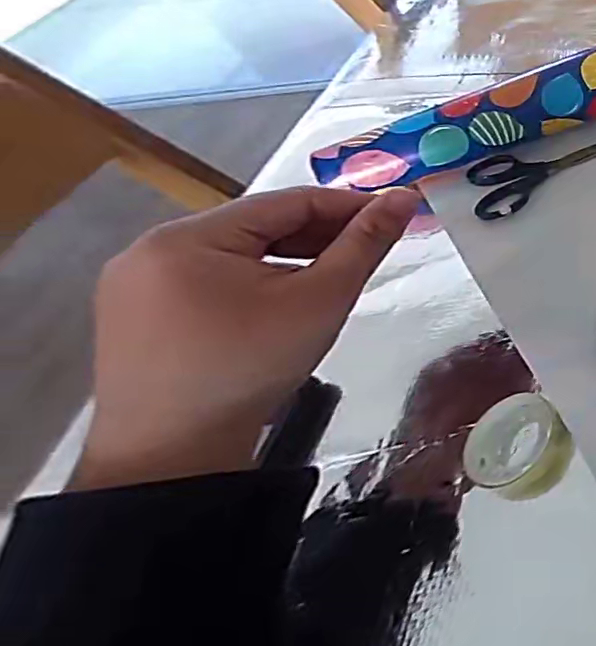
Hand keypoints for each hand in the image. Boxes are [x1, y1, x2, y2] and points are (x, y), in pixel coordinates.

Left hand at [72, 187, 416, 489]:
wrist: (173, 449)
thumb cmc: (253, 361)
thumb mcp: (325, 295)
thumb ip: (367, 240)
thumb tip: (406, 196)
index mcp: (187, 238)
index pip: (290, 201)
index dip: (352, 204)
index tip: (400, 216)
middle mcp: (151, 249)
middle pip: (263, 222)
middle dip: (326, 231)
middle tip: (377, 246)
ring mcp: (139, 280)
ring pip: (243, 246)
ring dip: (298, 252)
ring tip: (342, 271)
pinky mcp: (141, 307)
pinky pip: (218, 270)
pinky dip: (265, 272)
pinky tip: (294, 293)